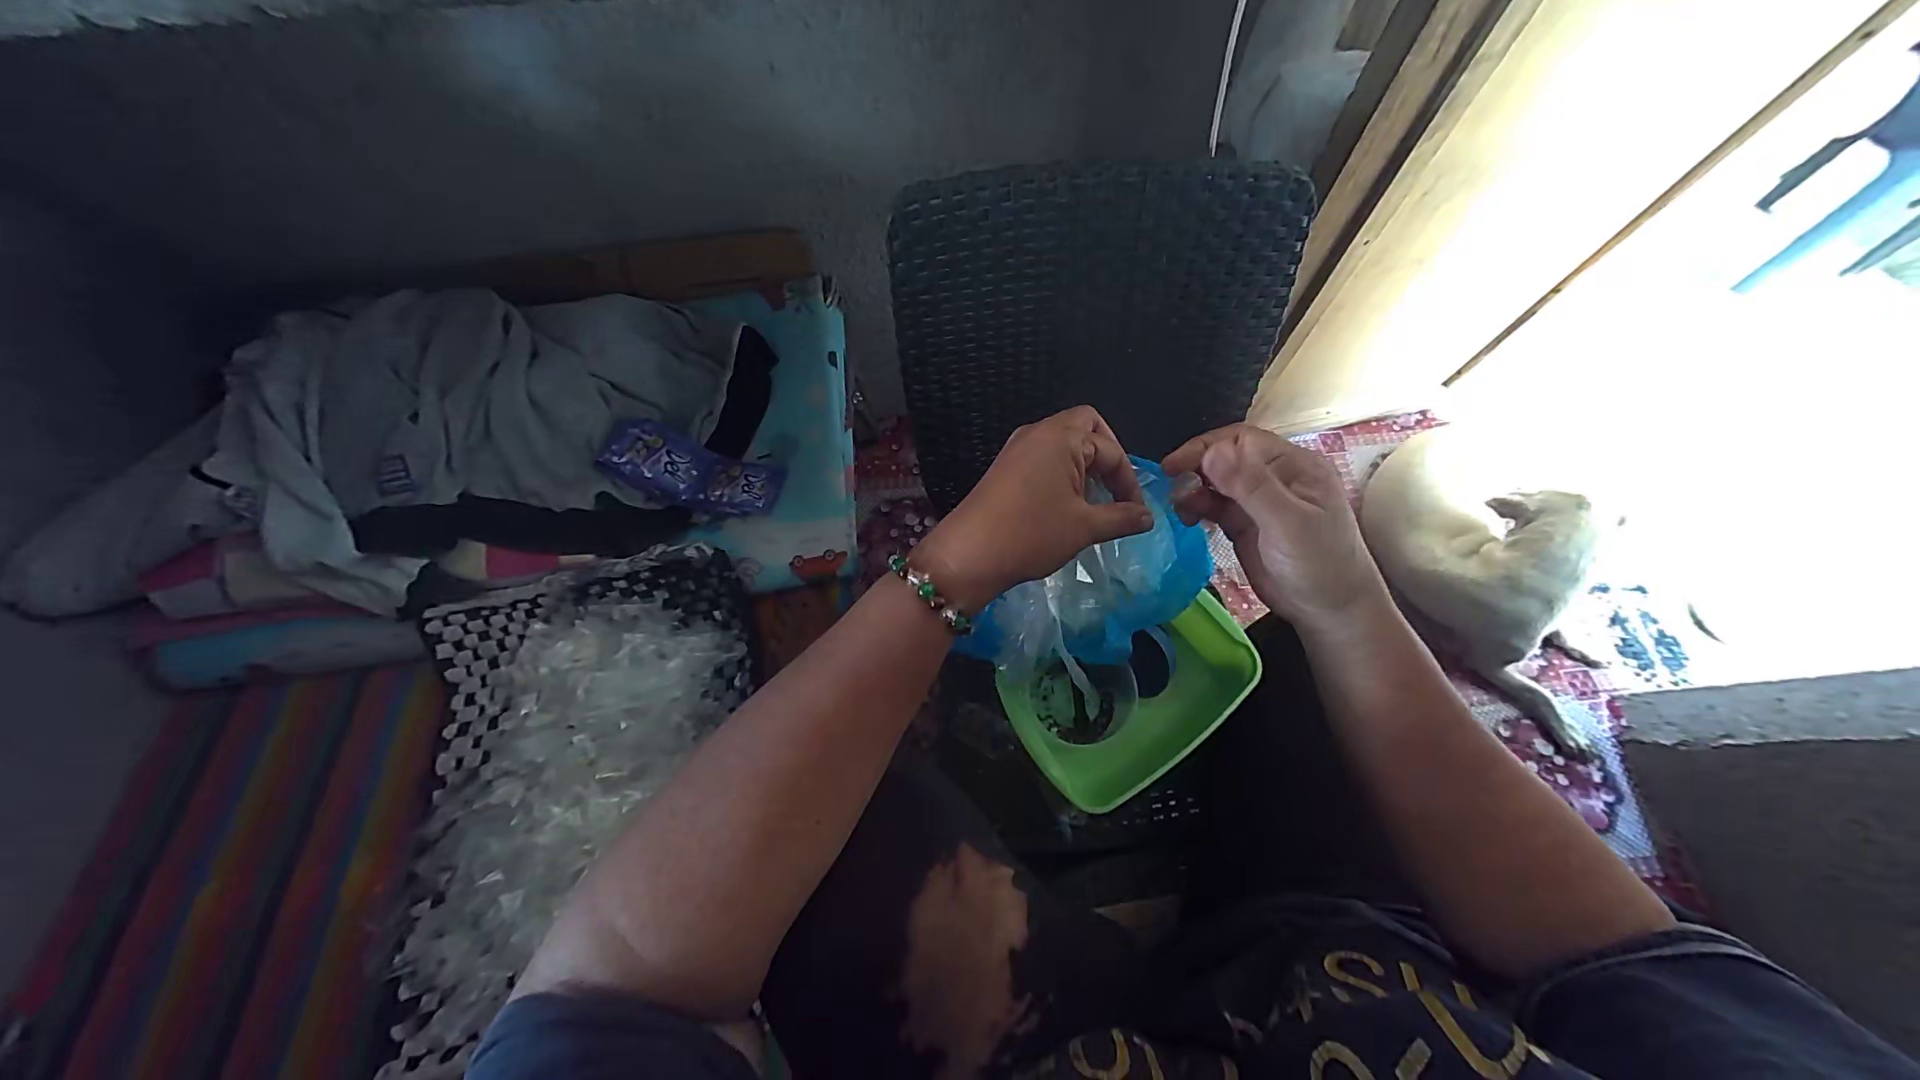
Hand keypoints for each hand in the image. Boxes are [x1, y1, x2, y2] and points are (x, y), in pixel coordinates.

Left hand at [915, 406, 1153, 610]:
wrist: (969, 554)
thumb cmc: (1031, 534)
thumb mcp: (1084, 527)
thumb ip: (1121, 517)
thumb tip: (1147, 517)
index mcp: (1061, 437)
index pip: (1111, 449)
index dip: (1129, 481)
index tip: (1137, 512)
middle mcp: (1038, 432)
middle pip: (1086, 427)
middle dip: (1108, 456)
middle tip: (1115, 489)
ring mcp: (1017, 448)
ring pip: (1063, 442)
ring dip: (1085, 465)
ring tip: (1094, 502)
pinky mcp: (1005, 466)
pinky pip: (1044, 457)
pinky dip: (1063, 472)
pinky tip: (1066, 505)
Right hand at [1162, 424, 1389, 635]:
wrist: (1329, 612)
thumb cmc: (1318, 565)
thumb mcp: (1287, 523)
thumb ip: (1250, 486)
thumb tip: (1212, 451)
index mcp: (1293, 466)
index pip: (1241, 441)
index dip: (1205, 449)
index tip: (1174, 468)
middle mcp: (1274, 477)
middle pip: (1225, 457)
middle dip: (1195, 468)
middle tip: (1171, 488)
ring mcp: (1258, 501)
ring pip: (1216, 481)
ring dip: (1193, 489)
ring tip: (1179, 509)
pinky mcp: (1244, 524)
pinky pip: (1214, 505)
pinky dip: (1196, 507)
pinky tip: (1187, 519)